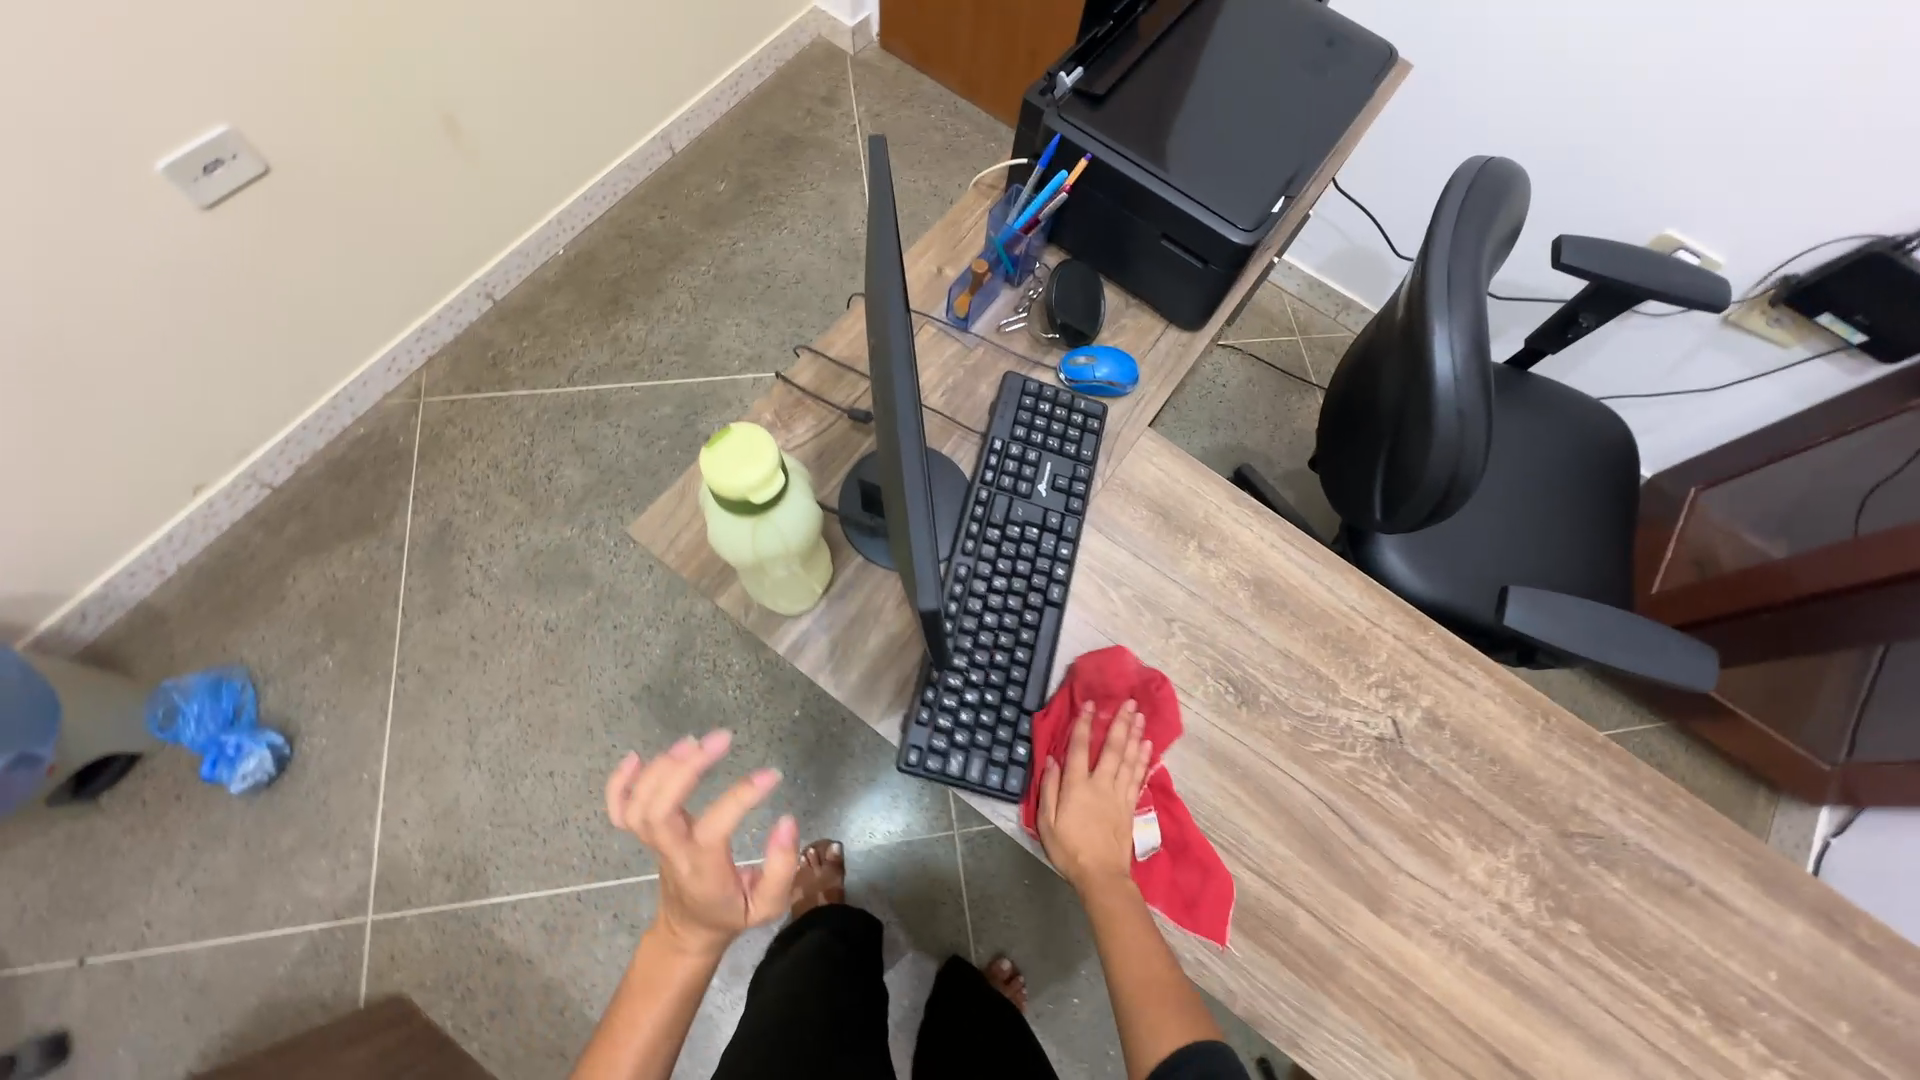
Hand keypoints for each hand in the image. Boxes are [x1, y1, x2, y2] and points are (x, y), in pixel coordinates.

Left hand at [604, 731, 799, 959]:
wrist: (688, 930)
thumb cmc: (730, 912)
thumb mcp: (767, 905)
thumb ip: (780, 868)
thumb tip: (786, 821)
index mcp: (703, 869)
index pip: (714, 828)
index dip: (740, 798)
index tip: (771, 775)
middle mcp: (672, 852)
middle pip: (659, 810)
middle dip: (686, 769)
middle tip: (721, 739)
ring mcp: (653, 843)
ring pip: (638, 806)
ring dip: (660, 768)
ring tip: (693, 741)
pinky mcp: (645, 835)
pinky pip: (619, 811)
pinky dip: (619, 784)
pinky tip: (635, 757)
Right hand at [1037, 700, 1150, 897]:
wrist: (1101, 875)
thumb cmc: (1069, 849)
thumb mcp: (1047, 821)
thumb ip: (1049, 788)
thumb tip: (1052, 760)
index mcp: (1076, 786)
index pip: (1079, 748)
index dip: (1084, 724)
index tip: (1090, 704)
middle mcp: (1100, 784)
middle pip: (1111, 748)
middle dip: (1119, 723)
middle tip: (1129, 702)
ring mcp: (1118, 794)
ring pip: (1128, 758)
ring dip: (1134, 735)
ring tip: (1140, 716)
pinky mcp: (1129, 806)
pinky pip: (1137, 776)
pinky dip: (1143, 759)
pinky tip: (1147, 746)